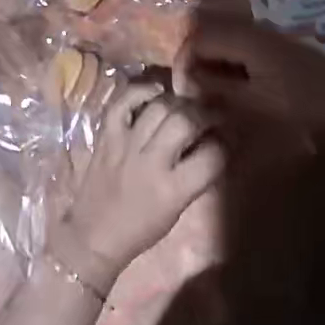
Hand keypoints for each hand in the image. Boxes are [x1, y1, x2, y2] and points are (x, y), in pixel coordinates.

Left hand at [50, 83, 225, 292]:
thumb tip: (216, 141)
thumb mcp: (178, 208)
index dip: (227, 140)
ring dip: (178, 101)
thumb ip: (196, 175)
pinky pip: (122, 102)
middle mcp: (151, 163)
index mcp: (174, 190)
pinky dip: (140, 91)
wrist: (94, 234)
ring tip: (185, 104)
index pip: (213, 155)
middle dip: (206, 112)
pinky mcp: (106, 136)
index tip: (230, 134)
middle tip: (213, 112)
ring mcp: (126, 146)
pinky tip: (156, 91)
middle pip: (185, 121)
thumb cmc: (142, 228)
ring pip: (158, 108)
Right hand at [173, 12, 324, 131]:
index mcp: (244, 38)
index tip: (183, 91)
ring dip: (210, 63)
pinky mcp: (273, 45)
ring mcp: (263, 35)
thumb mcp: (255, 100)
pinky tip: (232, 86)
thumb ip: (217, 88)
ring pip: (221, 41)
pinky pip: (237, 47)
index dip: (183, 62)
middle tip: (193, 91)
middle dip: (193, 60)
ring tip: (209, 92)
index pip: (197, 39)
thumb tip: (185, 82)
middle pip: (206, 34)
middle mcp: (250, 29)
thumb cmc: (304, 101)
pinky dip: (227, 64)